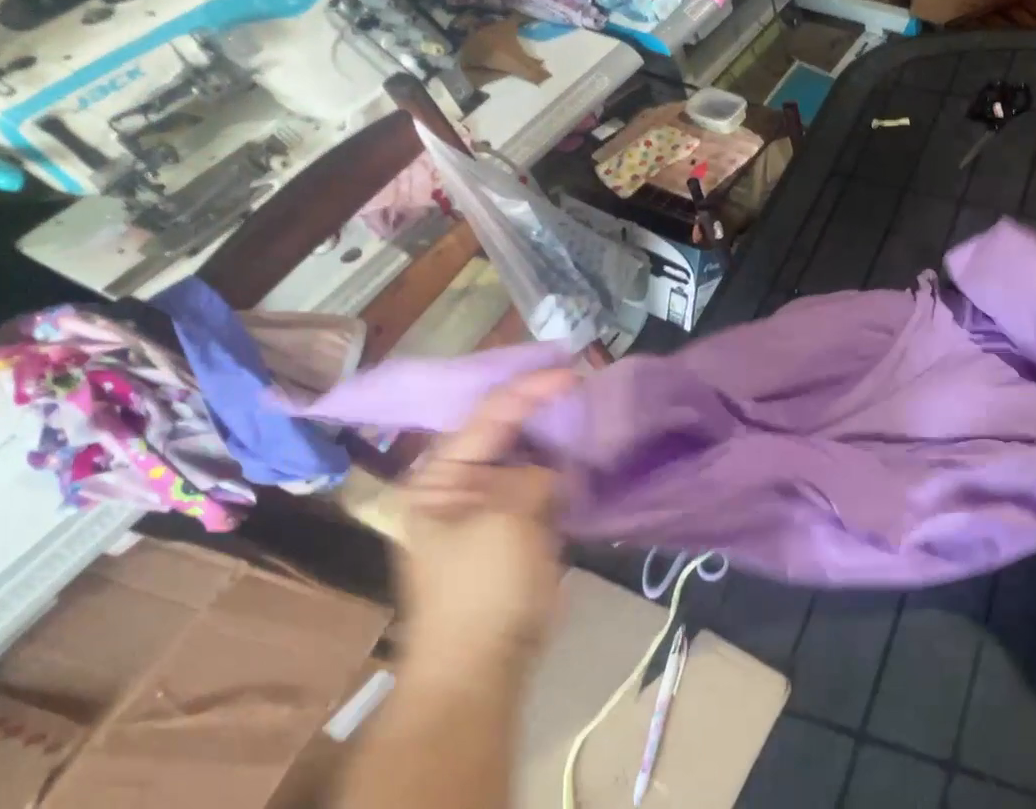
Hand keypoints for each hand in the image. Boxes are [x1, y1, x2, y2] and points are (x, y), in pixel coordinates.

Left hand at [398, 368, 576, 661]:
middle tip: (589, 384)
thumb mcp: (506, 520)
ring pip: (531, 459)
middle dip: (546, 409)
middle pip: (508, 433)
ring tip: (596, 413)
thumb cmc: (482, 588)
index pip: (488, 417)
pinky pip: (545, 487)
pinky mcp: (518, 529)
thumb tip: (552, 472)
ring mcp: (491, 508)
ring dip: (560, 438)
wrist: (482, 663)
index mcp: (439, 479)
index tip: (574, 371)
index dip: (530, 390)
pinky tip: (593, 456)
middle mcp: (461, 485)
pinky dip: (567, 471)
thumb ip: (532, 477)